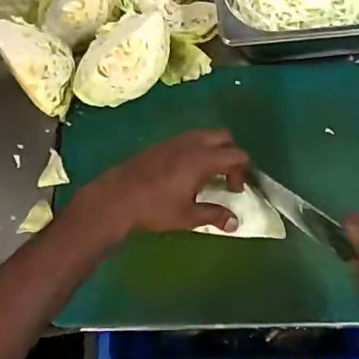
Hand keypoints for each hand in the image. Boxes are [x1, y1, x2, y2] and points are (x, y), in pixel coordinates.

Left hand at [62, 129, 250, 244]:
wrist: (116, 198)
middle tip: (226, 177)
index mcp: (202, 159)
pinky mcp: (161, 144)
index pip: (236, 155)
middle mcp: (191, 143)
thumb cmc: (155, 208)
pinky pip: (189, 138)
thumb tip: (235, 223)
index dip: (242, 172)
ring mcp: (174, 141)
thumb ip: (214, 215)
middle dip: (231, 154)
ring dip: (214, 150)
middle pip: (224, 137)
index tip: (234, 191)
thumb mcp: (188, 216)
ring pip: (205, 135)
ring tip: (208, 175)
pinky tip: (187, 172)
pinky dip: (198, 149)